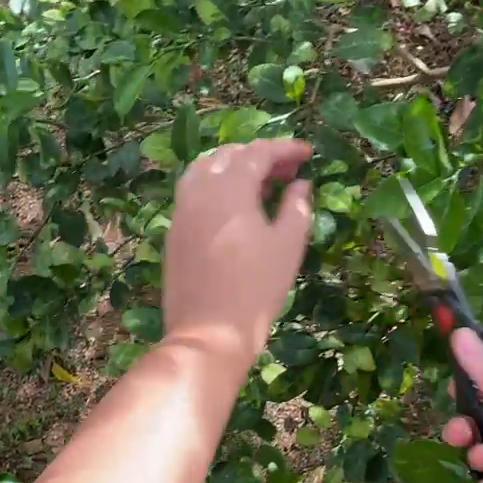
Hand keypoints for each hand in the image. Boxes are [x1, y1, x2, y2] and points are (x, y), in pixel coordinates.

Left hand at [162, 139, 313, 370]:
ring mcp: (181, 212)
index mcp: (229, 188)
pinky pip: (193, 193)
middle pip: (228, 156)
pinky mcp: (173, 233)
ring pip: (204, 170)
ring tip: (259, 182)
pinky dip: (215, 186)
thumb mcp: (287, 246)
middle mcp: (199, 191)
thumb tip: (300, 184)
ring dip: (232, 167)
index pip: (258, 153)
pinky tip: (233, 206)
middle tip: (288, 170)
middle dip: (259, 156)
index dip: (285, 149)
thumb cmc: (255, 289)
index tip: (308, 154)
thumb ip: (296, 207)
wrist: (208, 333)